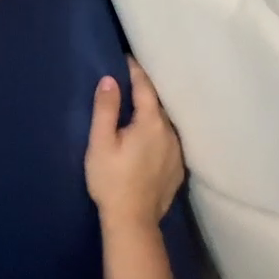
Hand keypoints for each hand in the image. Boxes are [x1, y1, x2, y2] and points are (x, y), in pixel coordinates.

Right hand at [85, 58, 186, 228]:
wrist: (133, 222)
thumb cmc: (111, 180)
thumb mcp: (100, 142)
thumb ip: (106, 109)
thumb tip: (110, 80)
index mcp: (151, 122)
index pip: (145, 87)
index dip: (135, 70)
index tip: (126, 57)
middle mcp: (170, 132)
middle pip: (157, 103)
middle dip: (145, 89)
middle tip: (130, 77)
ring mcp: (177, 151)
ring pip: (165, 122)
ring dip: (152, 111)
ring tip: (138, 105)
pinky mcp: (177, 168)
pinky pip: (168, 139)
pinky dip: (158, 130)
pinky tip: (148, 135)